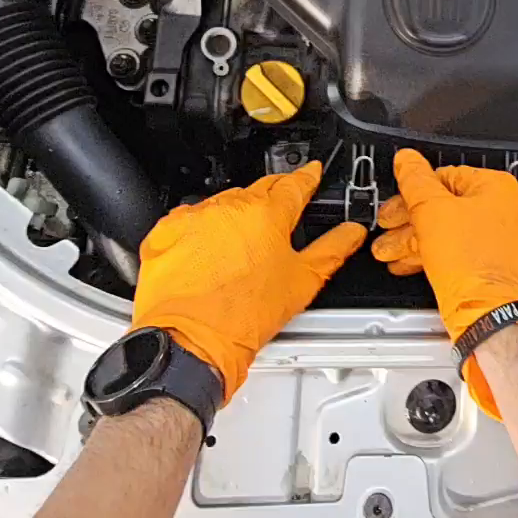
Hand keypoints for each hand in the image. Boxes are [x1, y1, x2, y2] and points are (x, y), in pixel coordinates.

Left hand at [130, 161, 365, 399]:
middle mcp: (230, 206)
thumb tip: (351, 232)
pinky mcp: (166, 231)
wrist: (189, 344)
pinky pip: (188, 219)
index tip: (311, 173)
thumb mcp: (302, 283)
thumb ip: (332, 249)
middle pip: (258, 191)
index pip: (295, 183)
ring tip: (239, 249)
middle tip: (278, 217)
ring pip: (223, 204)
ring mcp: (196, 216)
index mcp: (267, 213)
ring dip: (234, 217)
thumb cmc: (242, 319)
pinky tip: (206, 254)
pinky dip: (199, 230)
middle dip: (272, 198)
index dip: (308, 177)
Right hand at [371, 148, 517, 416]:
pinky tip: (417, 267)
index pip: (446, 176)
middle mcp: (510, 211)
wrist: (494, 321)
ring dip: (419, 242)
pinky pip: (467, 256)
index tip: (396, 204)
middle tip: (389, 230)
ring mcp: (510, 243)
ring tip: (393, 254)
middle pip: (449, 207)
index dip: (413, 191)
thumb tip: (407, 160)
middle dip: (411, 222)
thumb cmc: (474, 268)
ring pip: (455, 234)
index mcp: (497, 188)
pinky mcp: (505, 271)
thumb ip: (415, 182)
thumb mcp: (432, 213)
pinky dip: (440, 259)